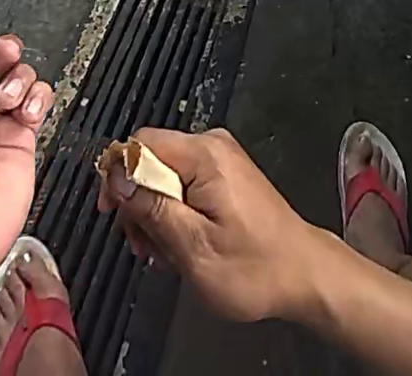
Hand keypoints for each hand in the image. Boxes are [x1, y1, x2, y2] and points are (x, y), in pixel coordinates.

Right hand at [98, 127, 340, 322]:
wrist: (298, 269)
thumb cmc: (254, 264)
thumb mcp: (192, 245)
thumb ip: (152, 208)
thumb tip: (118, 179)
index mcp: (206, 155)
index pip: (141, 142)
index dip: (118, 174)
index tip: (113, 211)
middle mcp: (213, 146)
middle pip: (150, 159)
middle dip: (138, 203)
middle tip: (146, 244)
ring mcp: (220, 159)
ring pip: (163, 176)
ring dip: (155, 215)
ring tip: (167, 251)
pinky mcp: (223, 173)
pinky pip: (182, 184)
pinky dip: (173, 213)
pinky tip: (181, 242)